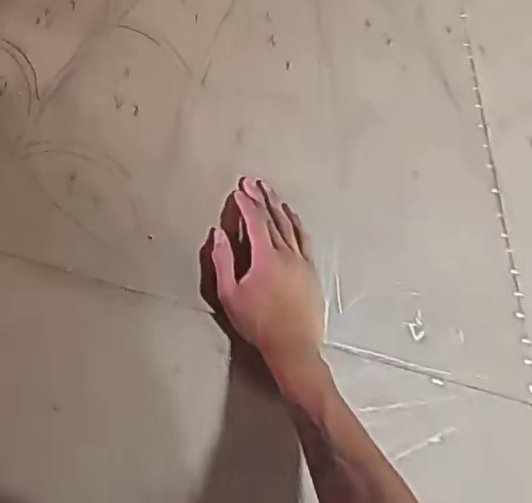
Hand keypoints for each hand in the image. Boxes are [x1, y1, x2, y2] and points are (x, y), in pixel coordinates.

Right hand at [207, 178, 324, 377]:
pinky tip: (292, 218)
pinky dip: (296, 224)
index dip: (246, 203)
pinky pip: (304, 239)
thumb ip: (223, 260)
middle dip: (261, 197)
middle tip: (253, 181)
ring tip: (271, 193)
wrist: (294, 349)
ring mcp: (302, 262)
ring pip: (290, 226)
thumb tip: (219, 233)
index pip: (255, 220)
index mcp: (266, 257)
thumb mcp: (230, 294)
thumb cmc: (258, 323)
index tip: (238, 190)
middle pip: (273, 217)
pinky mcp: (312, 272)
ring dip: (279, 206)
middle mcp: (287, 253)